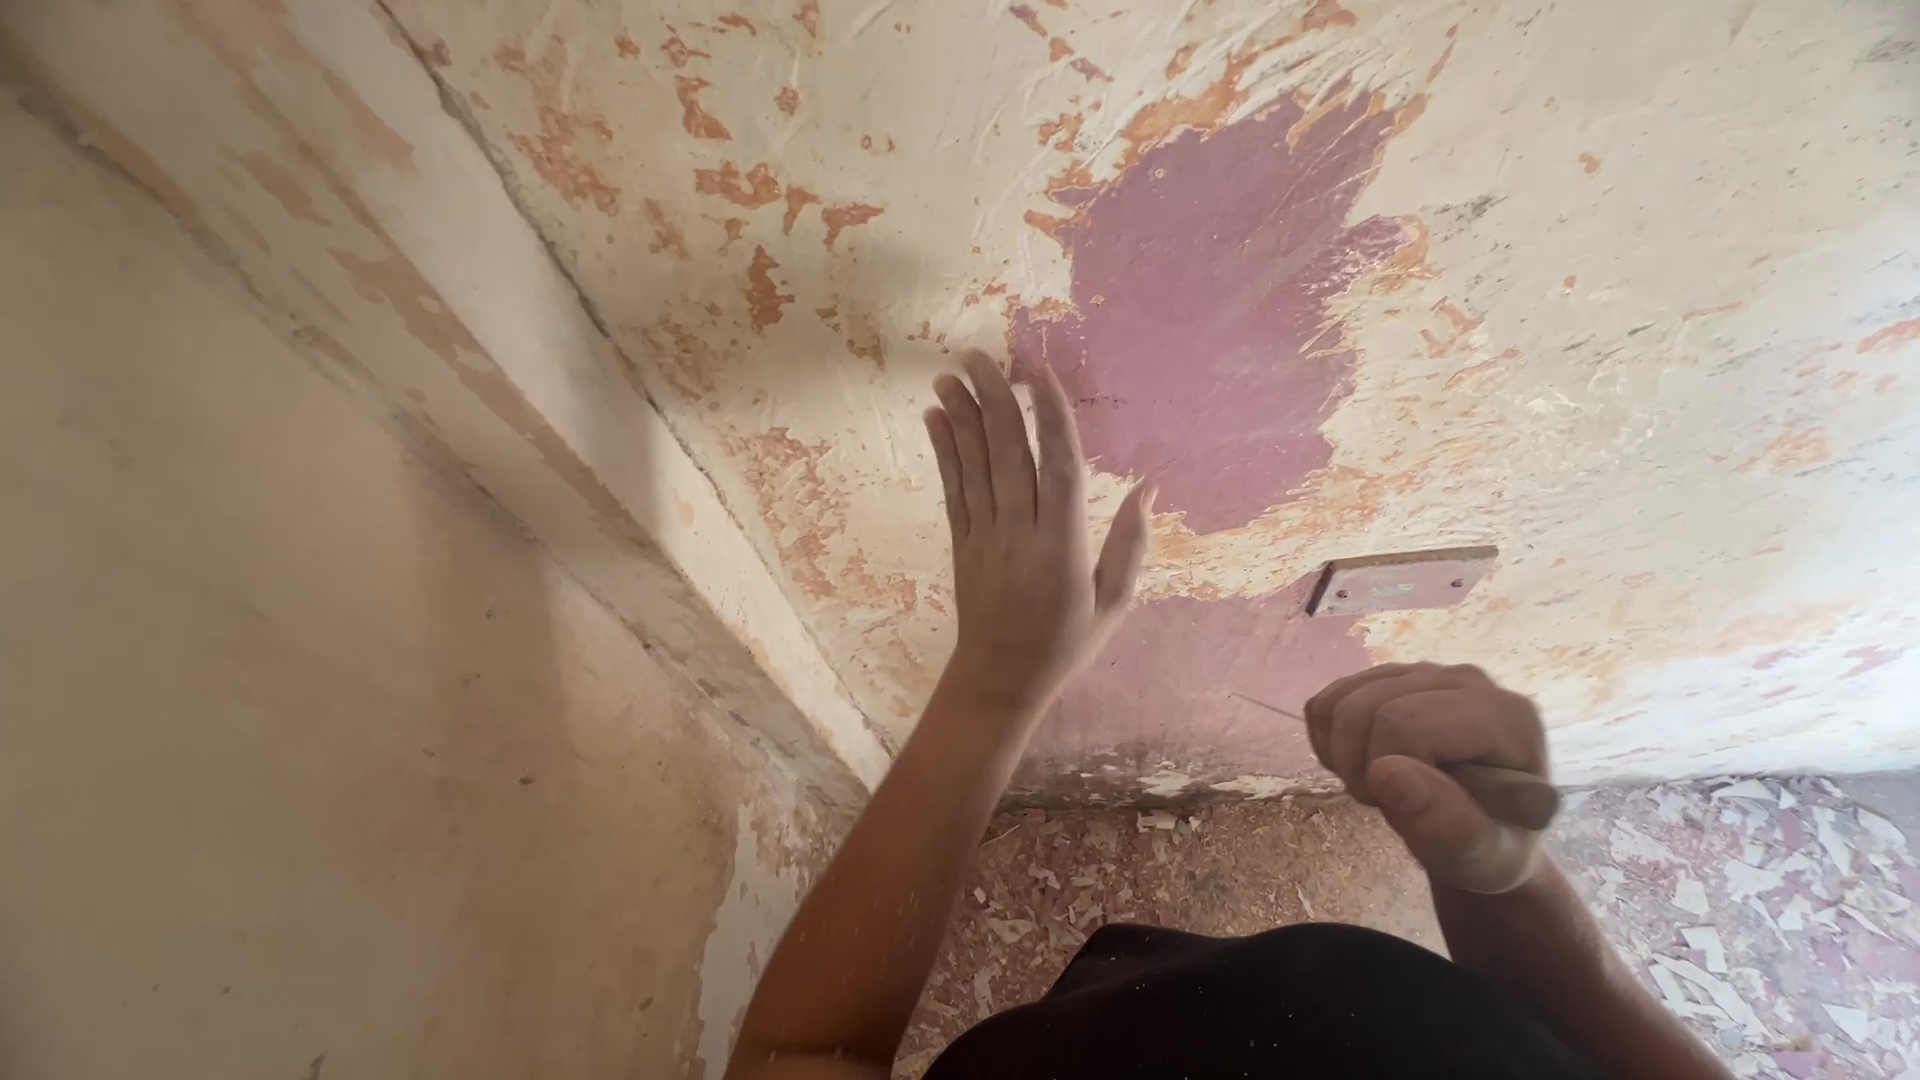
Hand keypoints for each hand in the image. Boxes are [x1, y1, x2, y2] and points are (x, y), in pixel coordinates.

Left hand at [923, 351, 1153, 719]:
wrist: (1001, 680)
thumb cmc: (1066, 643)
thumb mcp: (1115, 603)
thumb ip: (1130, 545)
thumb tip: (1146, 488)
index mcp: (1064, 546)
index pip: (1060, 467)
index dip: (1050, 418)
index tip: (1041, 375)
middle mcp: (1021, 533)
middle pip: (1007, 455)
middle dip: (993, 400)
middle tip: (978, 354)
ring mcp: (985, 538)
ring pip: (973, 468)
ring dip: (960, 417)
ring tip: (948, 373)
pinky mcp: (960, 545)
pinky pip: (952, 492)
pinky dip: (944, 453)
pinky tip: (935, 419)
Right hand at [1304, 663, 1550, 892]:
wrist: (1478, 830)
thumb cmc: (1487, 847)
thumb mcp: (1479, 856)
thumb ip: (1445, 823)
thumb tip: (1387, 774)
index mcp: (1504, 714)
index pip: (1404, 722)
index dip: (1385, 772)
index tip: (1406, 809)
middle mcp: (1465, 678)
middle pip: (1366, 707)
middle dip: (1358, 765)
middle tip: (1387, 802)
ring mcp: (1421, 672)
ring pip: (1340, 701)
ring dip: (1341, 754)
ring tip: (1378, 784)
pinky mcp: (1384, 677)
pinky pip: (1326, 699)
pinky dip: (1327, 739)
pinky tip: (1360, 762)